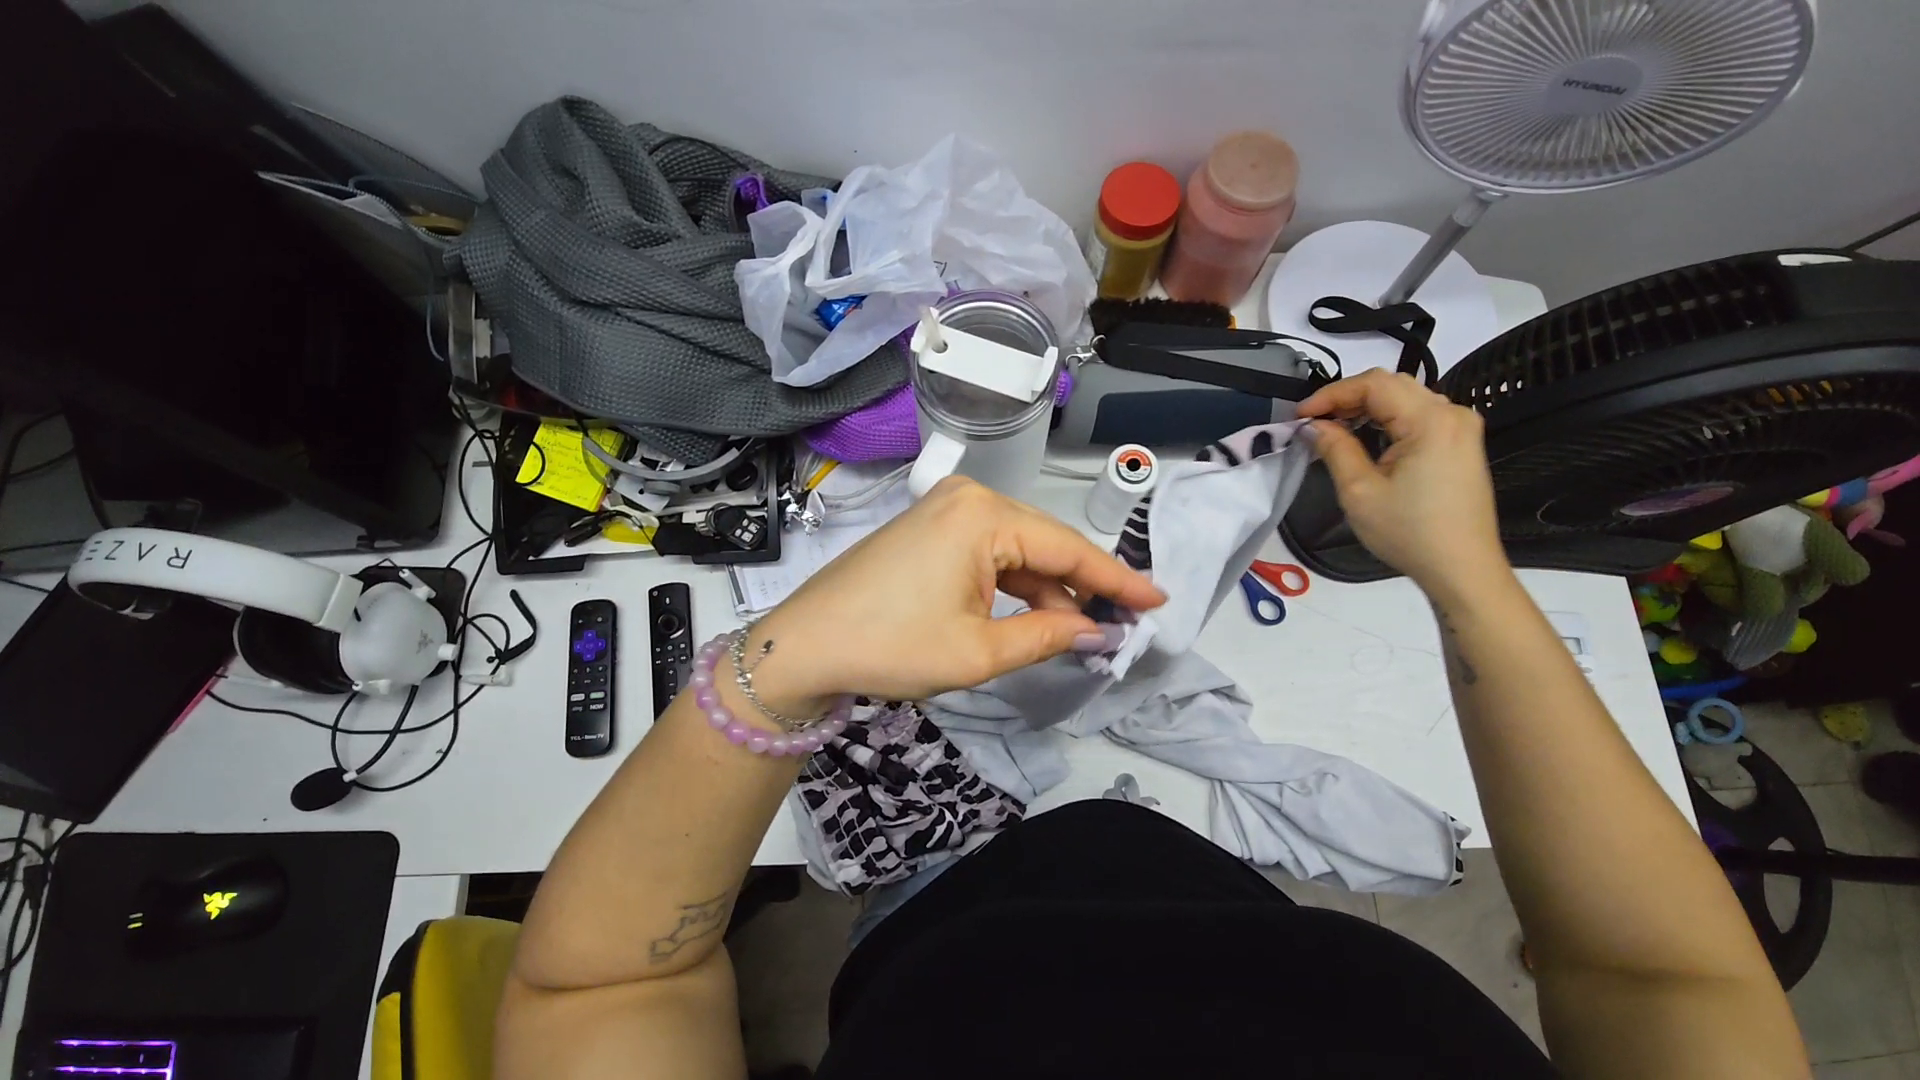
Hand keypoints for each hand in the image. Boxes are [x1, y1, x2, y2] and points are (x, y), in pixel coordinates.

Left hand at [740, 477, 1164, 713]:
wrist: (803, 647)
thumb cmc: (890, 646)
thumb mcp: (979, 652)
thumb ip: (1047, 635)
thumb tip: (1097, 633)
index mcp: (983, 517)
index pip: (1068, 549)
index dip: (1116, 579)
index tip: (1156, 599)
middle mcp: (968, 500)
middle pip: (1045, 545)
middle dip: (1081, 589)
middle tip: (1119, 626)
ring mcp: (944, 512)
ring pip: (1018, 552)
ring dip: (1046, 592)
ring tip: (1077, 633)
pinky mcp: (929, 530)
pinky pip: (988, 555)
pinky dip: (1013, 586)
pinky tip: (1032, 616)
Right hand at [1296, 370, 1507, 596]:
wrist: (1462, 568)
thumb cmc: (1410, 532)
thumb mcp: (1360, 492)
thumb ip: (1335, 449)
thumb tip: (1315, 426)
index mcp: (1430, 421)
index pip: (1374, 384)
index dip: (1332, 393)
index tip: (1301, 415)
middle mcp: (1452, 414)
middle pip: (1392, 385)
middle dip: (1348, 397)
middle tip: (1315, 421)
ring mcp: (1461, 429)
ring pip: (1406, 398)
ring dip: (1368, 407)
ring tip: (1335, 428)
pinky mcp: (1462, 444)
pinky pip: (1420, 415)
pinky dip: (1388, 419)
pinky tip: (1366, 437)